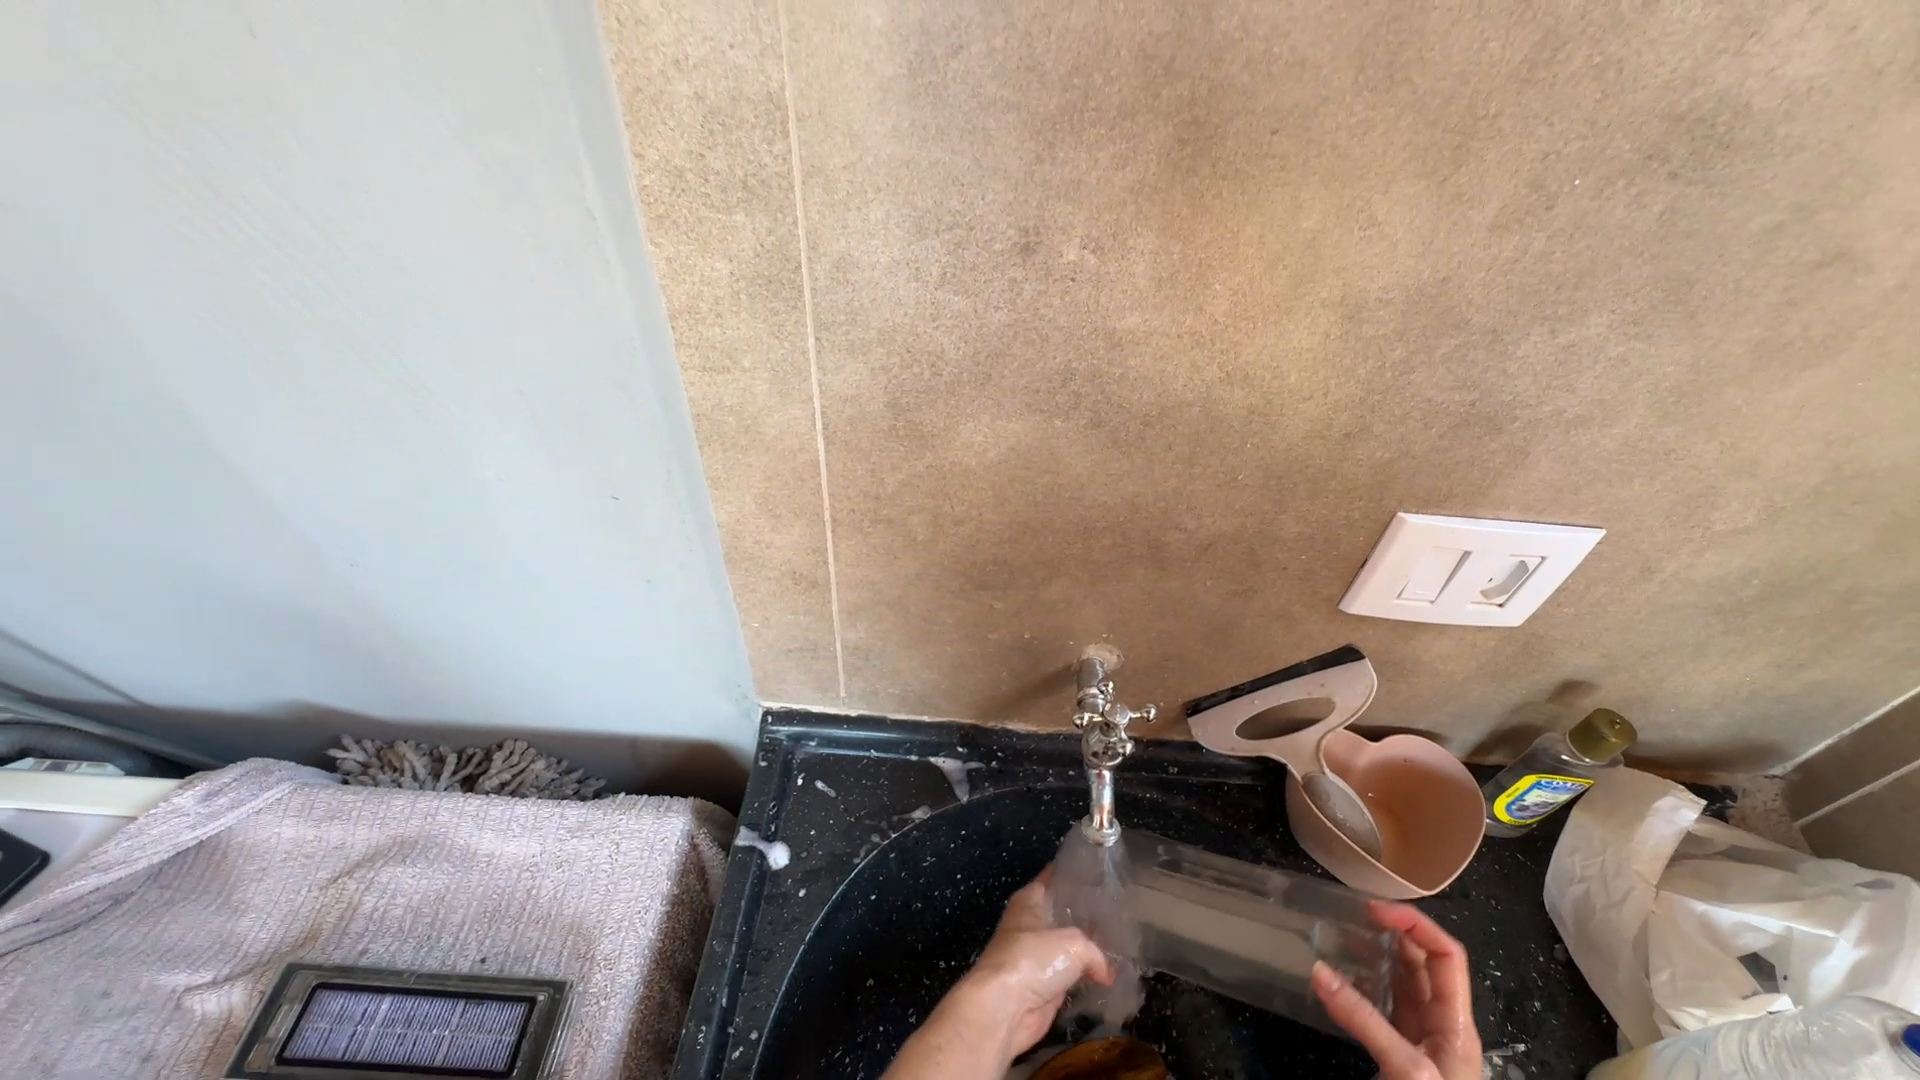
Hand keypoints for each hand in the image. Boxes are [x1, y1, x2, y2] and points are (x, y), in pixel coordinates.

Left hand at [957, 866, 1115, 1053]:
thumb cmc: (1032, 959)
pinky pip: (1071, 977)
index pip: (1052, 877)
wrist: (1005, 1008)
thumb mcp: (1073, 942)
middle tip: (1120, 915)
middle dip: (1088, 916)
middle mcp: (1030, 926)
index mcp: (1029, 901)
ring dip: (1090, 952)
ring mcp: (1036, 958)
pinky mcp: (1043, 987)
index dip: (1073, 874)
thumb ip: (1095, 951)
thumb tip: (1106, 972)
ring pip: (1069, 948)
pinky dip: (1086, 980)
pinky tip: (1109, 978)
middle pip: (1063, 914)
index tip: (1099, 872)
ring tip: (1122, 947)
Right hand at [1312, 901, 1481, 1079]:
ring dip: (1374, 955)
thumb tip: (1317, 970)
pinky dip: (1359, 985)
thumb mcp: (1405, 1069)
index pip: (1447, 955)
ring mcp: (1419, 1038)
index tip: (1374, 909)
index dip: (1416, 925)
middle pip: (1424, 963)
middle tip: (1351, 914)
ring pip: (1400, 982)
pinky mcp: (1397, 1053)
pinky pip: (1381, 1006)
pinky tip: (1337, 978)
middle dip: (1392, 933)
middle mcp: (1440, 1022)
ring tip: (1340, 935)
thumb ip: (1362, 1019)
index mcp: (1455, 1021)